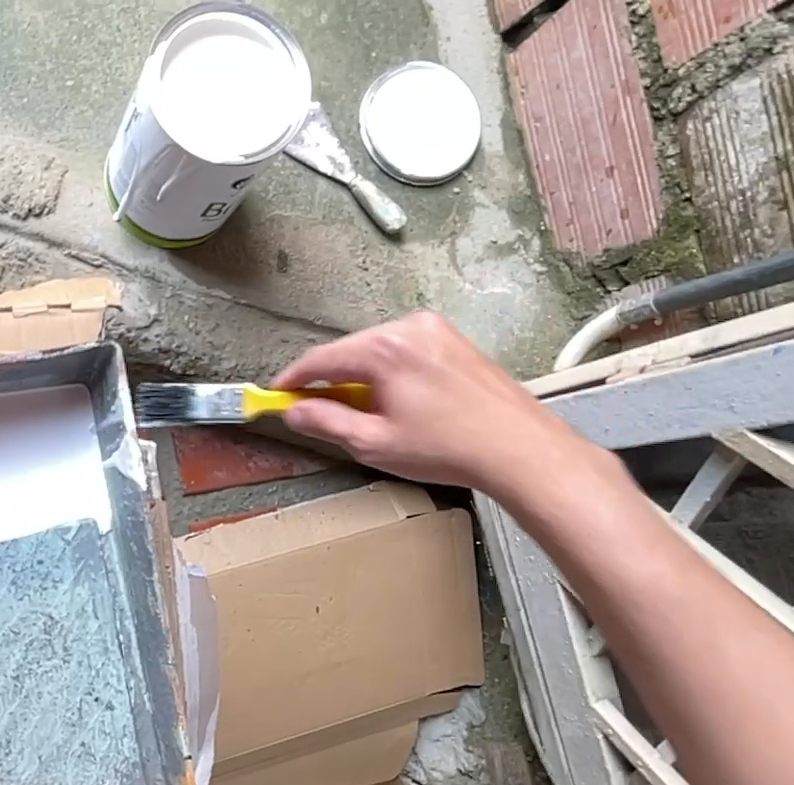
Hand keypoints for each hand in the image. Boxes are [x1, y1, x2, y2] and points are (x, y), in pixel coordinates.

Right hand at [271, 312, 595, 496]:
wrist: (518, 448)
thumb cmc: (448, 447)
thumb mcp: (372, 442)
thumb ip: (325, 421)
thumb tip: (294, 411)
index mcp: (384, 348)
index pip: (320, 359)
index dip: (292, 380)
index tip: (275, 396)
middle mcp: (409, 328)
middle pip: (347, 352)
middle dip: (327, 381)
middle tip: (314, 413)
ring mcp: (434, 330)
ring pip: (373, 351)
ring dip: (357, 379)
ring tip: (360, 416)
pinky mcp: (452, 341)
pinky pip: (401, 351)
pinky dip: (384, 374)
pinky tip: (391, 405)